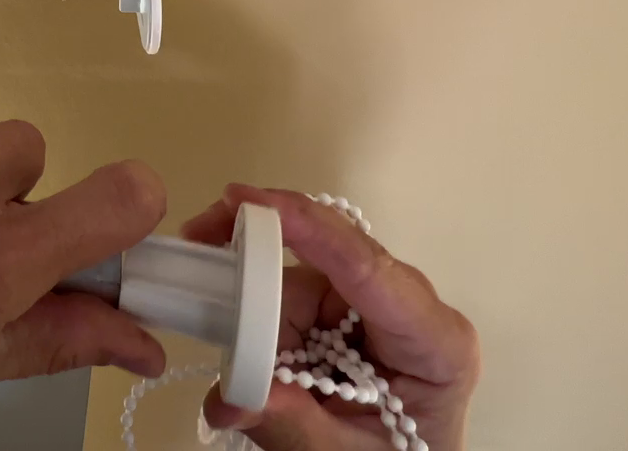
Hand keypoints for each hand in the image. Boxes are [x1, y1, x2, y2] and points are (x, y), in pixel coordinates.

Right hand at [181, 185, 478, 450]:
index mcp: (431, 339)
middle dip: (259, 230)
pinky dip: (252, 292)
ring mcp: (369, 296)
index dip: (305, 225)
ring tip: (206, 295)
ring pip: (297, 263)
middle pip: (327, 244)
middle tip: (197, 232)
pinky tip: (232, 313)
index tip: (243, 201)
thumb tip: (225, 400)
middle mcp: (403, 301)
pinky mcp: (340, 299)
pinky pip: (286, 283)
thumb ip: (292, 426)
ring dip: (247, 272)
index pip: (366, 266)